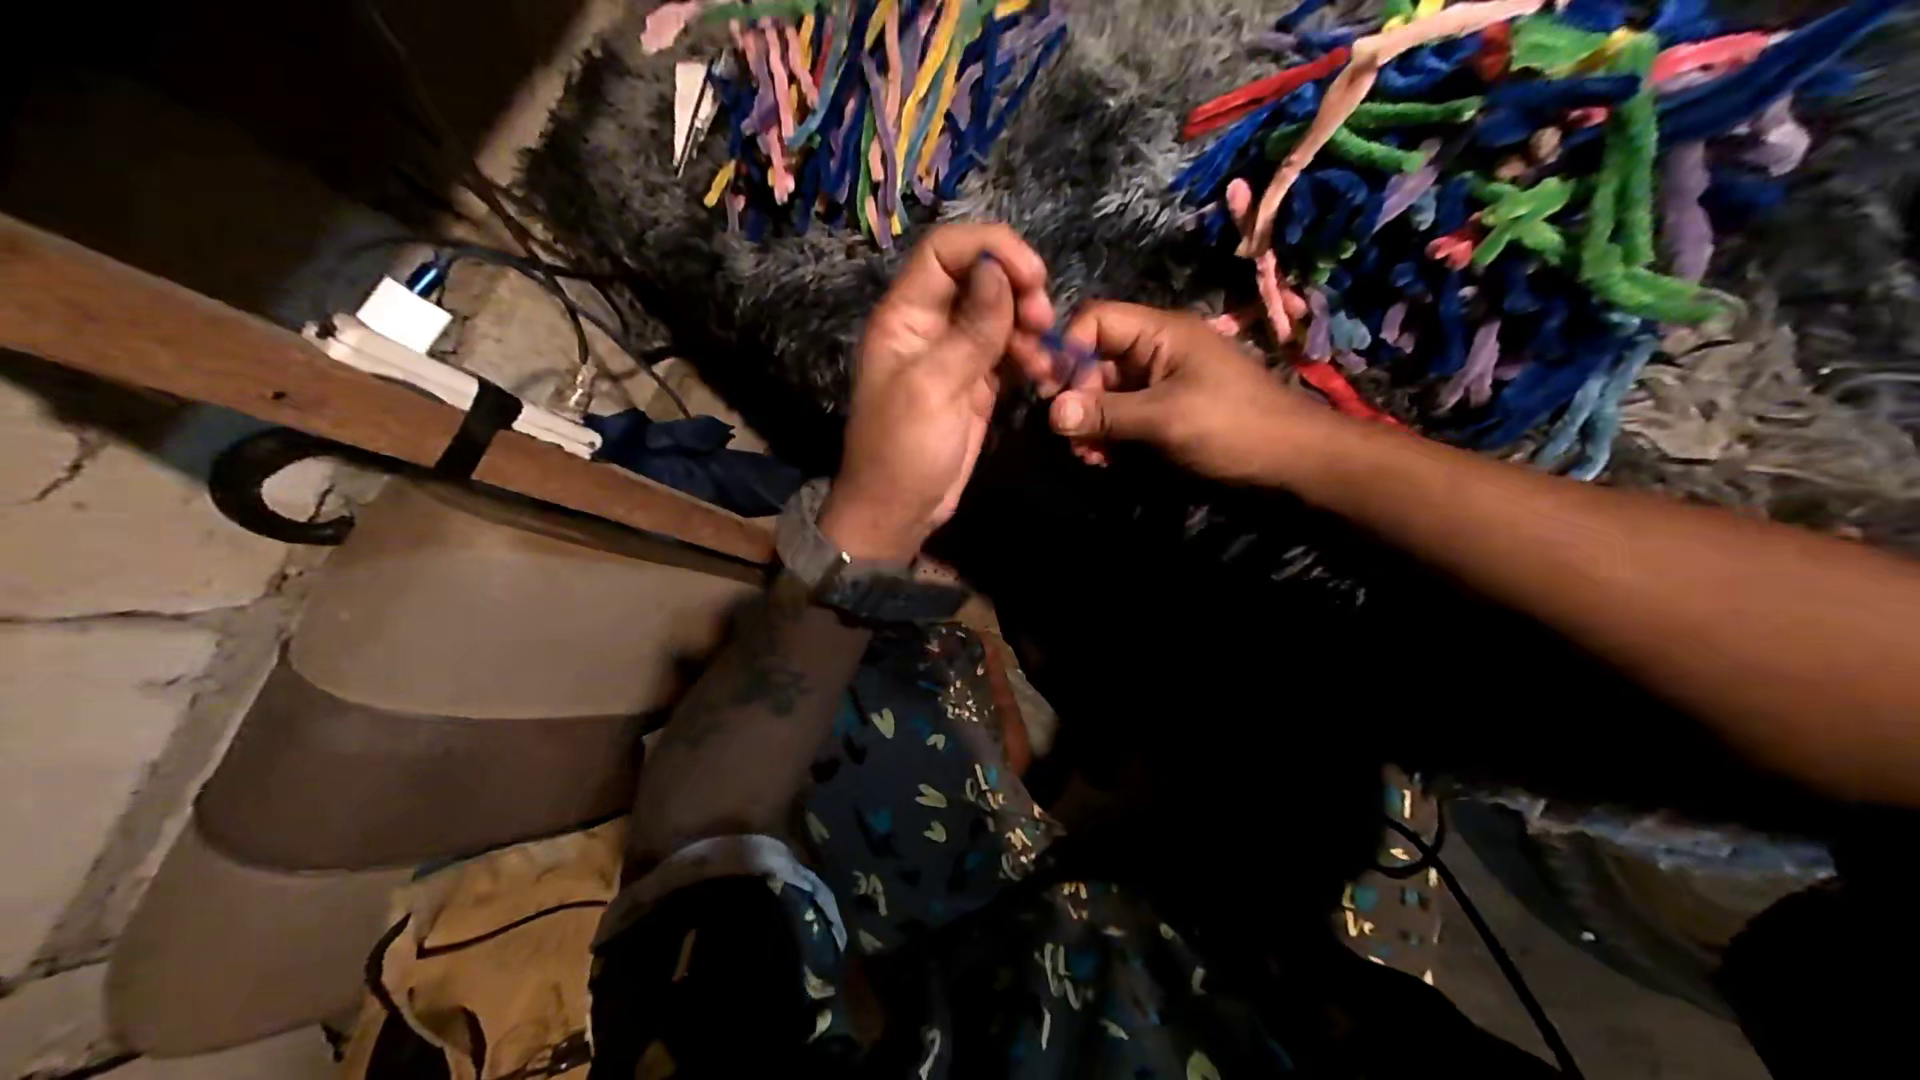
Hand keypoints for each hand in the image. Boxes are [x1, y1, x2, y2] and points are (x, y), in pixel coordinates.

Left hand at [821, 225, 1055, 559]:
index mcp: (905, 316)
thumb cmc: (903, 451)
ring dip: (1030, 327)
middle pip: (979, 277)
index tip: (1032, 275)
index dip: (990, 249)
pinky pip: (1008, 353)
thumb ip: (970, 330)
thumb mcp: (933, 388)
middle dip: (1018, 289)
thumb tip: (998, 271)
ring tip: (1046, 359)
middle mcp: (930, 326)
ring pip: (1000, 315)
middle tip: (1044, 321)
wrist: (899, 511)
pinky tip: (1045, 376)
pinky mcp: (976, 383)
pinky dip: (1030, 358)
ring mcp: (955, 355)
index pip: (944, 252)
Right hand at [1047, 302, 1350, 486]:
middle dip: (1077, 397)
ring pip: (1104, 392)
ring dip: (1089, 422)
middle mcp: (1155, 350)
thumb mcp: (1164, 419)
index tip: (1053, 392)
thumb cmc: (1233, 426)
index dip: (1067, 350)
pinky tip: (1104, 459)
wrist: (1293, 460)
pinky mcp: (1164, 411)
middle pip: (1093, 360)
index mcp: (1159, 332)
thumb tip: (1051, 414)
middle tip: (1071, 436)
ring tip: (1089, 456)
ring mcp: (1159, 381)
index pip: (1094, 321)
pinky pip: (1122, 415)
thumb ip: (1106, 414)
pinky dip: (1108, 435)